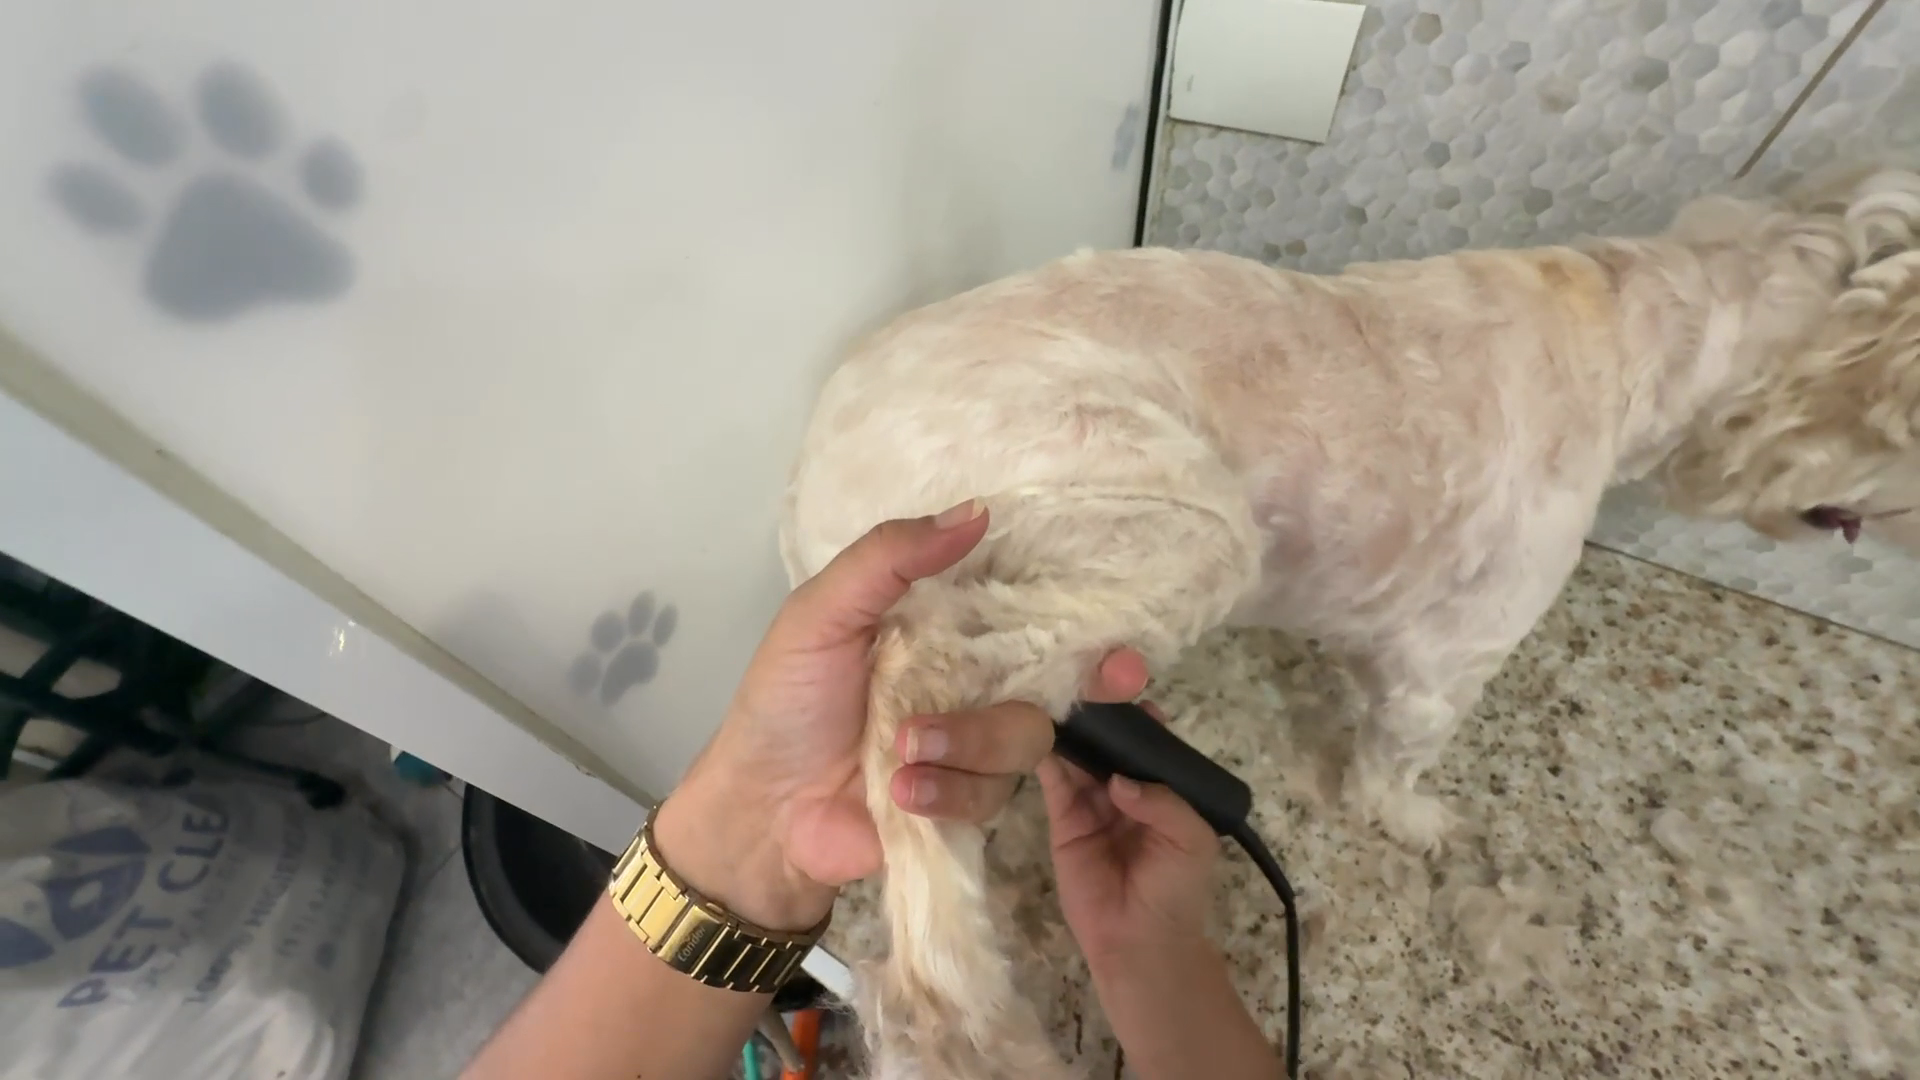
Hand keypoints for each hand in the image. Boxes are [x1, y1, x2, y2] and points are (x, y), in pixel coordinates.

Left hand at [654, 501, 1148, 930]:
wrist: (761, 808)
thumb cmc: (787, 698)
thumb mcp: (822, 614)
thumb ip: (889, 559)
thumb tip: (976, 511)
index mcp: (944, 633)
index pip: (1021, 613)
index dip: (1072, 613)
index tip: (1117, 616)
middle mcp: (971, 685)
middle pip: (1049, 679)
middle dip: (1089, 679)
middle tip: (1119, 672)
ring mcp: (970, 748)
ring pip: (1025, 737)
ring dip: (971, 741)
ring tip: (903, 748)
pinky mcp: (963, 805)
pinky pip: (991, 794)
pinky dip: (948, 790)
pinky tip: (902, 791)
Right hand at [1038, 708, 1219, 963]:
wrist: (1141, 943)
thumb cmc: (1176, 890)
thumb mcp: (1191, 840)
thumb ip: (1164, 801)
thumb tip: (1117, 781)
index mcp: (1159, 789)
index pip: (1148, 745)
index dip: (1138, 719)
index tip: (1123, 685)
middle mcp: (1123, 787)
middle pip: (1109, 745)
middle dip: (1098, 718)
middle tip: (1081, 684)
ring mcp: (1091, 801)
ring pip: (1080, 757)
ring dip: (1070, 732)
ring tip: (1056, 700)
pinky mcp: (1062, 819)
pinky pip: (1054, 783)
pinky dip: (1047, 759)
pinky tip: (1041, 736)